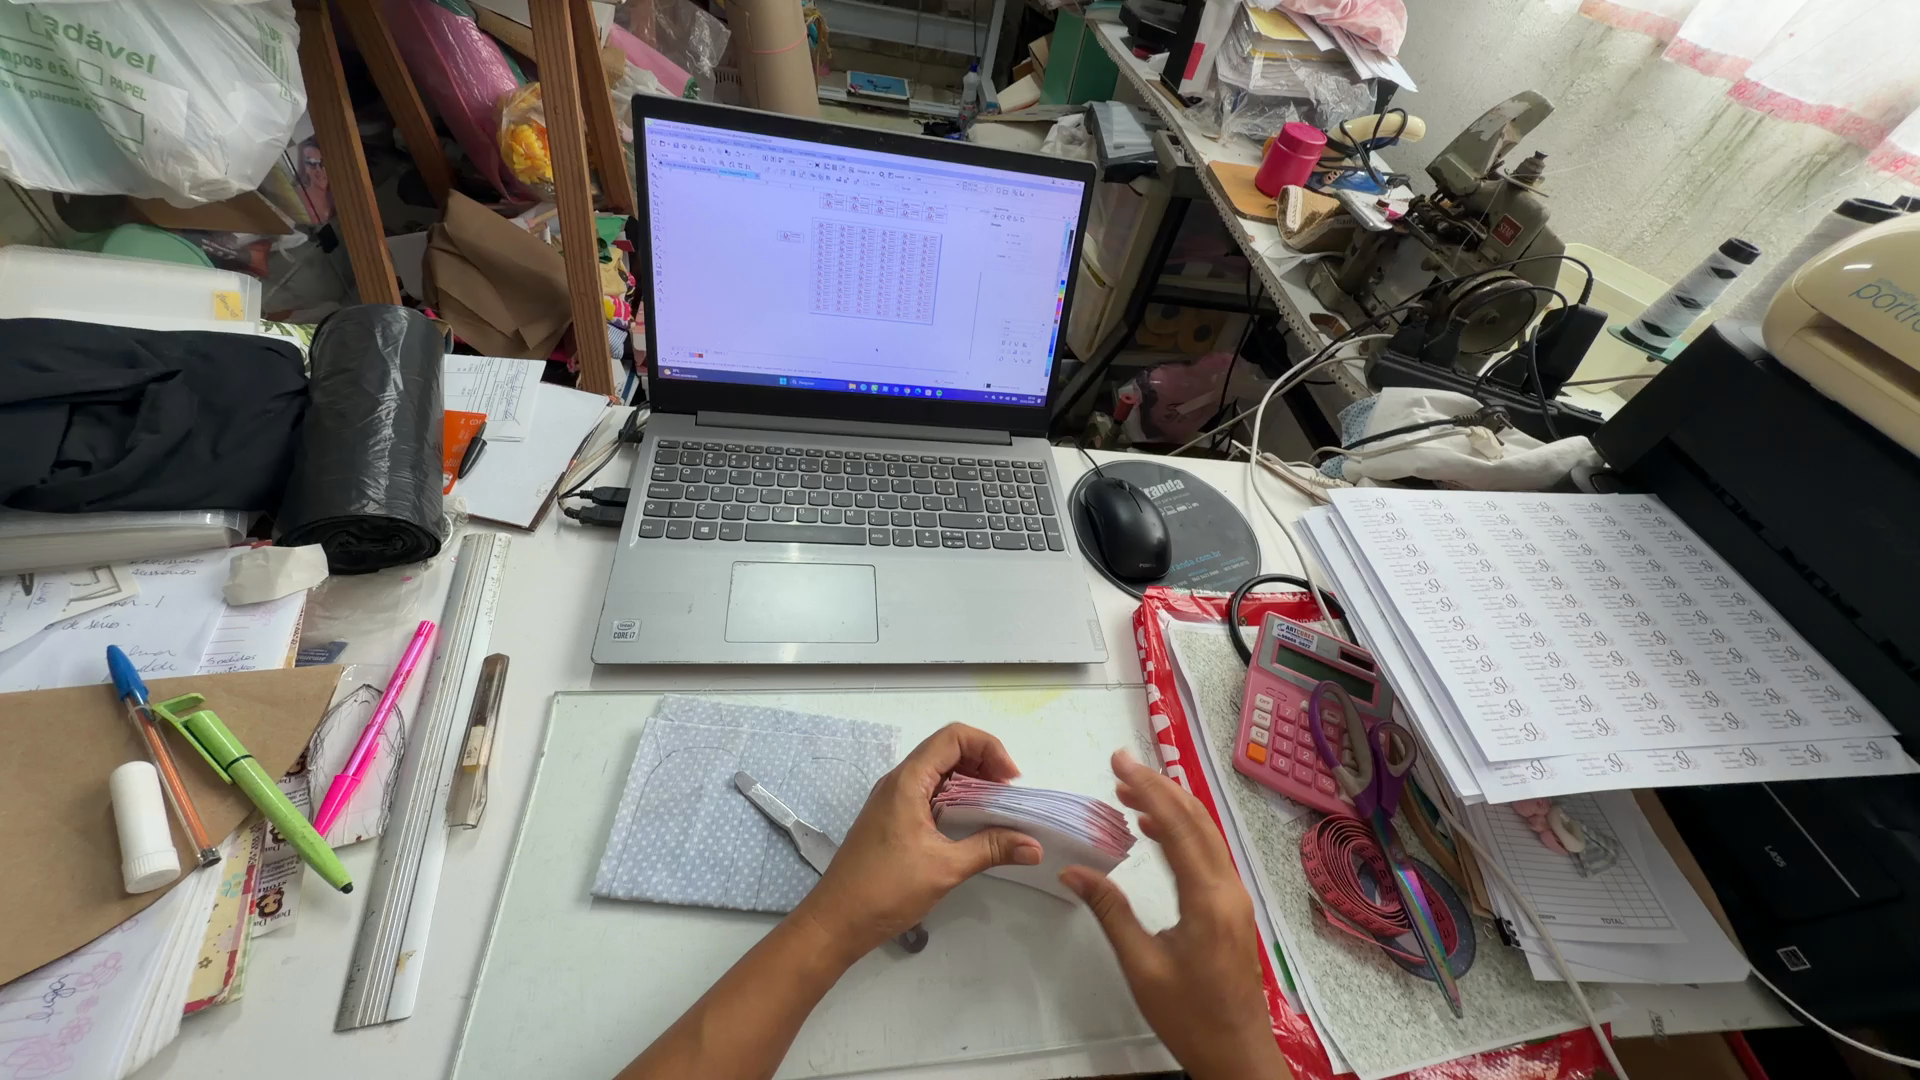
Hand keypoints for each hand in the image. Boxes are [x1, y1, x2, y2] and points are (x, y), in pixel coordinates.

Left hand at [792, 723, 1042, 961]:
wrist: (835, 921)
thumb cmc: (885, 889)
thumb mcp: (945, 868)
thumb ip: (991, 849)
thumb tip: (1034, 846)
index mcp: (908, 780)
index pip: (953, 737)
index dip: (988, 748)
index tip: (1010, 780)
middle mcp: (898, 780)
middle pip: (947, 748)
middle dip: (983, 762)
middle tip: (1008, 793)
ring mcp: (893, 798)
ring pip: (938, 770)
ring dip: (970, 779)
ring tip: (996, 805)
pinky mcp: (892, 817)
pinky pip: (928, 790)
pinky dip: (954, 795)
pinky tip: (970, 820)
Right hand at [1061, 750, 1285, 1079]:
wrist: (1238, 1057)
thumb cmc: (1190, 1016)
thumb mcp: (1141, 965)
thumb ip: (1110, 910)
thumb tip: (1072, 871)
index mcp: (1208, 898)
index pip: (1176, 825)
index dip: (1146, 788)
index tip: (1119, 763)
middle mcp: (1228, 887)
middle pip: (1195, 819)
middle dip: (1158, 786)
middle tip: (1121, 765)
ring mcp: (1234, 895)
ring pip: (1204, 832)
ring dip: (1170, 805)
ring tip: (1130, 791)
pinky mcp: (1231, 905)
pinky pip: (1207, 851)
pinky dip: (1180, 829)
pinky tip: (1154, 829)